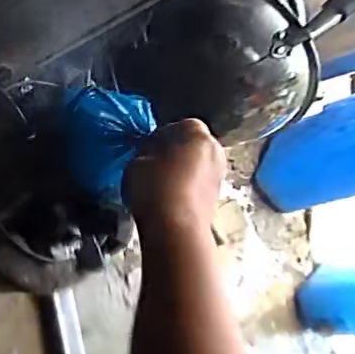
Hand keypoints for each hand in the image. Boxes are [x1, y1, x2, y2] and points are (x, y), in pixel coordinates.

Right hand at [124, 118, 225, 236]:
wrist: (176, 227)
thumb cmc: (154, 188)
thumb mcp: (136, 163)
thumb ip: (145, 152)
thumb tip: (151, 152)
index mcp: (196, 133)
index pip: (177, 125)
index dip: (159, 137)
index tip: (145, 150)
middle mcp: (214, 148)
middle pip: (191, 144)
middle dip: (174, 152)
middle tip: (152, 165)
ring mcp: (219, 172)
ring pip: (196, 164)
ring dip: (181, 169)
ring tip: (159, 184)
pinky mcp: (217, 193)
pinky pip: (198, 181)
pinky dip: (186, 185)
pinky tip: (169, 197)